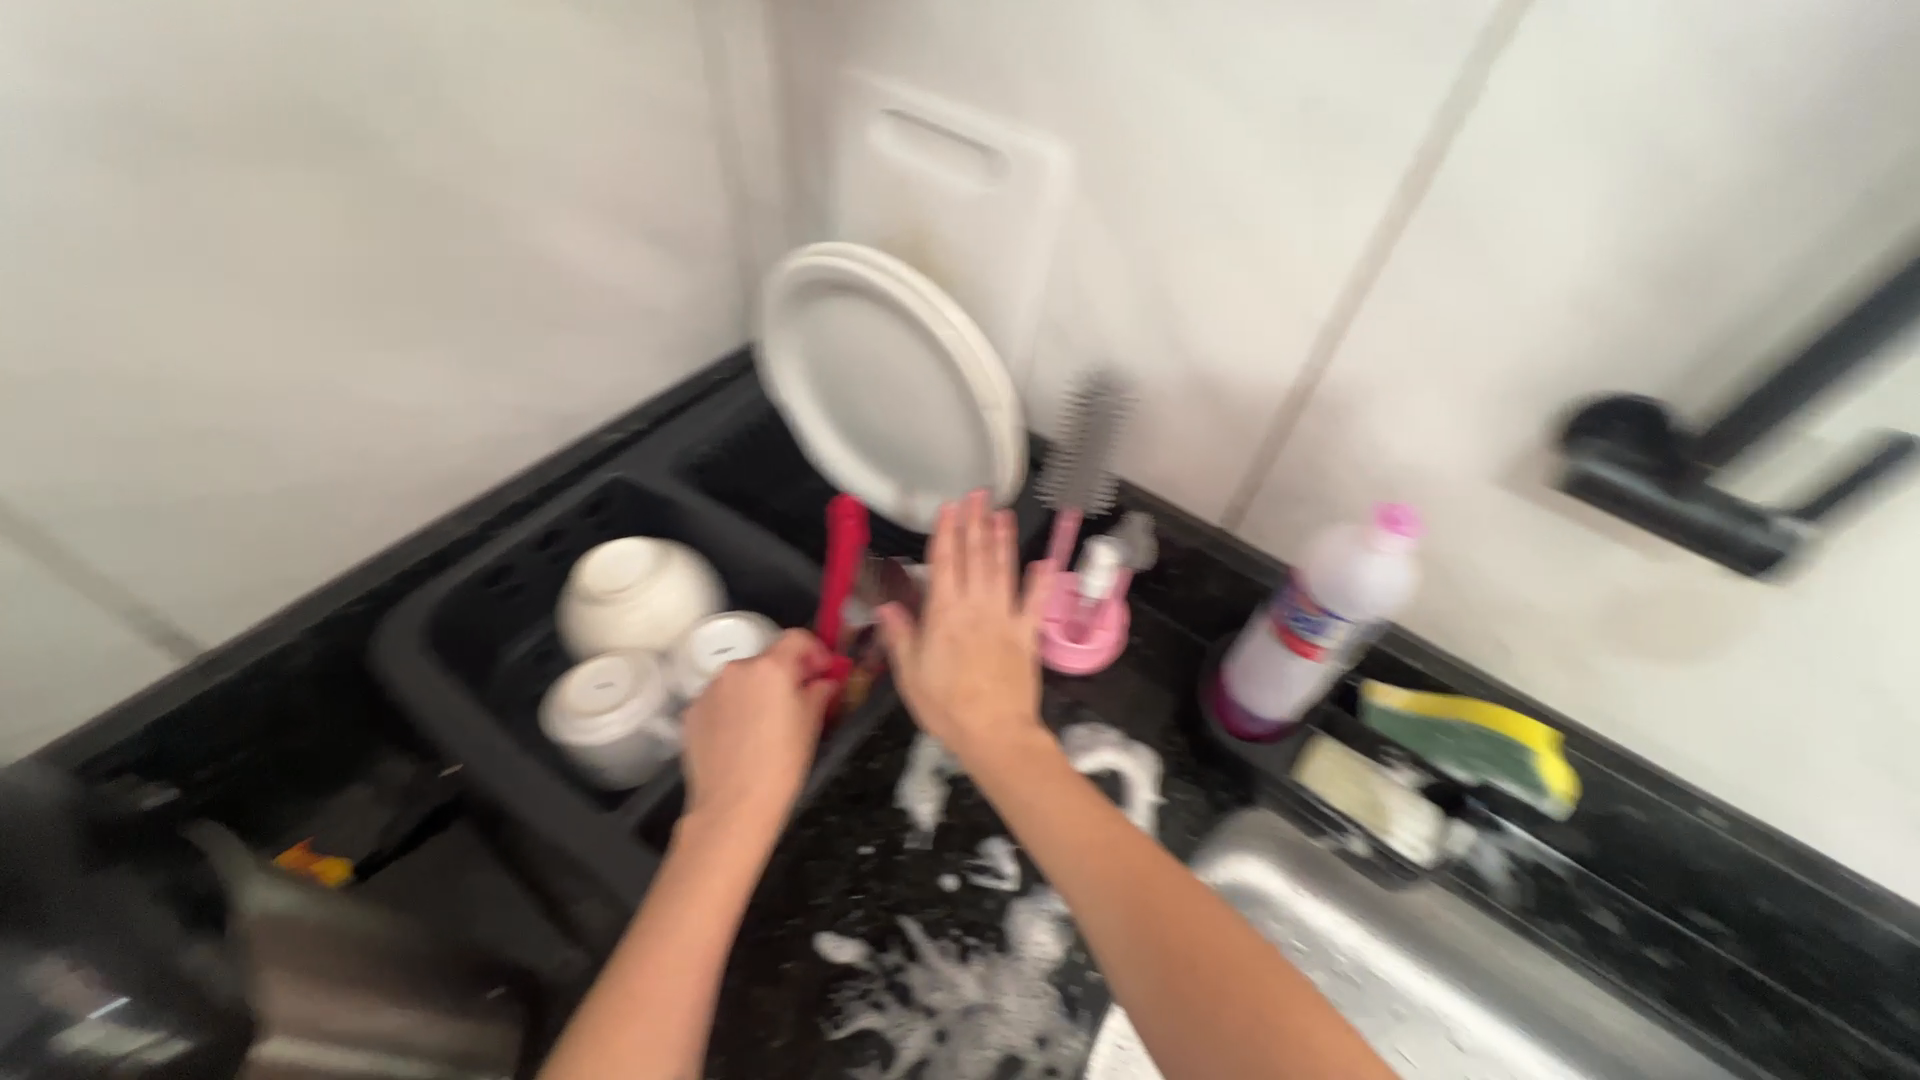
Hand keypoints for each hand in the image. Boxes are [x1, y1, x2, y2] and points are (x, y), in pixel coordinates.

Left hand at [678, 630, 836, 835]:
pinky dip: (732, 710)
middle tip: (798, 700)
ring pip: (740, 681)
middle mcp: (736, 670)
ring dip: (756, 692)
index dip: (814, 650)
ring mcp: (708, 690)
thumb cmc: (782, 764)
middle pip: (766, 660)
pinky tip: (740, 738)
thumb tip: (823, 683)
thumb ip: (819, 693)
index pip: (796, 638)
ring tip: (765, 724)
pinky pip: (718, 702)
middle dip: (784, 675)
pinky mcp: (691, 713)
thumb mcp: (812, 725)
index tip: (822, 670)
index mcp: (770, 667)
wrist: (733, 806)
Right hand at [877, 491, 1055, 762]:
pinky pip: (1036, 603)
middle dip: (975, 523)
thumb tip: (886, 605)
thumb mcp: (910, 674)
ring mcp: (1005, 618)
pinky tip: (1044, 561)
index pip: (944, 563)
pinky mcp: (1028, 635)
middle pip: (975, 557)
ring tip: (1003, 513)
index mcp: (944, 614)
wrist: (994, 732)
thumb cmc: (946, 707)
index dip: (947, 532)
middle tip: (978, 494)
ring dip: (1003, 540)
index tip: (950, 506)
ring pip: (1003, 570)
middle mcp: (976, 607)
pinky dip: (1040, 581)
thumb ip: (901, 635)